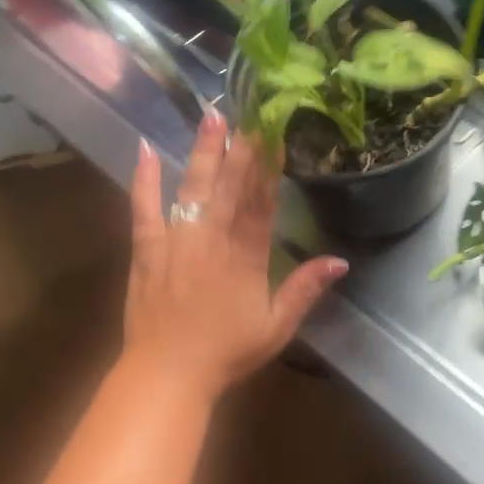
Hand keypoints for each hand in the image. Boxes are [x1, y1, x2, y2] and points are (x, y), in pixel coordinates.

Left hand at [122, 114, 347, 395]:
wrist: (169, 373)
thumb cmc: (227, 353)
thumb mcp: (277, 326)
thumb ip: (305, 289)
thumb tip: (340, 261)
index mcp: (246, 257)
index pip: (261, 203)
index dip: (270, 168)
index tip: (276, 135)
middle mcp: (212, 240)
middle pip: (230, 187)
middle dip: (241, 147)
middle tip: (249, 110)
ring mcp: (176, 241)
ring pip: (192, 188)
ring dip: (203, 151)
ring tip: (211, 116)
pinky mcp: (147, 250)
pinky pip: (143, 208)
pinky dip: (144, 179)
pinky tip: (147, 149)